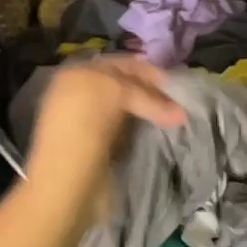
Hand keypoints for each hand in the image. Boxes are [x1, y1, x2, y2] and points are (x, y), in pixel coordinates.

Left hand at [17, 56, 185, 211]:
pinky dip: (144, 130)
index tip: (174, 82)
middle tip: (179, 101)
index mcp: (77, 75)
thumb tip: (175, 110)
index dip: (148, 70)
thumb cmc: (85, 126)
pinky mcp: (98, 148)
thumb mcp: (114, 91)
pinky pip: (128, 131)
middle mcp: (80, 95)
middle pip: (126, 85)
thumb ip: (143, 92)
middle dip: (152, 91)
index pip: (120, 64)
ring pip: (128, 109)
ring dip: (150, 111)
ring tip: (176, 118)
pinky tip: (160, 132)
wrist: (67, 182)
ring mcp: (88, 123)